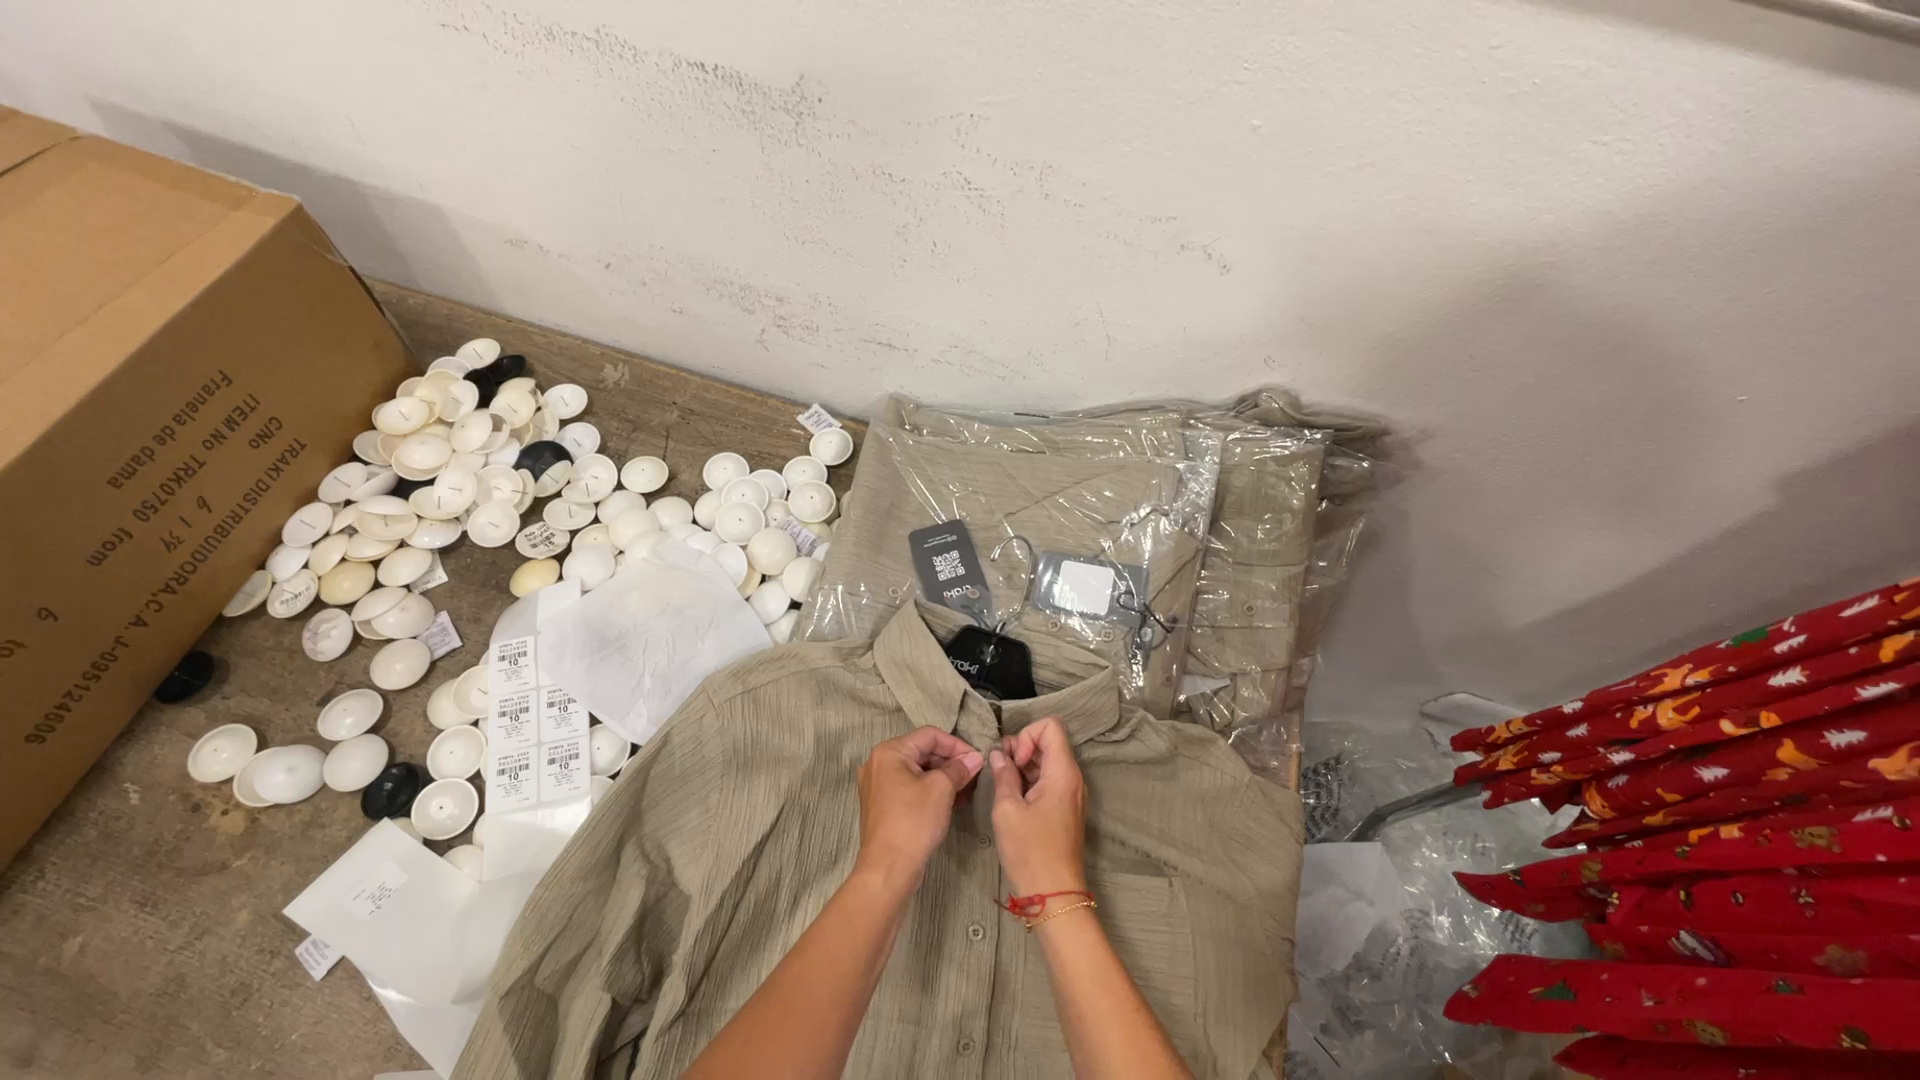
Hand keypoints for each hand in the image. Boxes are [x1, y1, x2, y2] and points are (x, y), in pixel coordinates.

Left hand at [855, 726, 983, 894]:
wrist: (888, 868)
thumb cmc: (913, 821)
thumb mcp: (941, 789)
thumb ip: (959, 768)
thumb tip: (974, 758)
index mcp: (889, 752)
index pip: (929, 735)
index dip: (957, 744)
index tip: (977, 759)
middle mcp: (878, 764)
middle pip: (922, 752)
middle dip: (951, 762)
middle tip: (975, 775)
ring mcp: (877, 786)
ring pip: (917, 772)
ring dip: (943, 778)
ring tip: (967, 790)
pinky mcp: (882, 806)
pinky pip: (910, 788)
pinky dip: (930, 791)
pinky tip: (951, 802)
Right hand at [988, 717, 1087, 894]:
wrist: (1054, 894)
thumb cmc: (1030, 851)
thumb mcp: (1007, 810)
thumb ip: (1003, 775)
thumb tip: (999, 755)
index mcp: (1063, 773)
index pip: (1050, 726)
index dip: (1026, 736)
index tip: (1014, 762)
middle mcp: (1073, 778)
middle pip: (1049, 742)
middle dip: (1021, 749)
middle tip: (1001, 771)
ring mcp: (1071, 794)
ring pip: (1047, 762)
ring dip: (1023, 766)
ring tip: (1003, 785)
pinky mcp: (1066, 809)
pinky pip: (1049, 780)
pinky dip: (1030, 781)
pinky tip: (1013, 798)